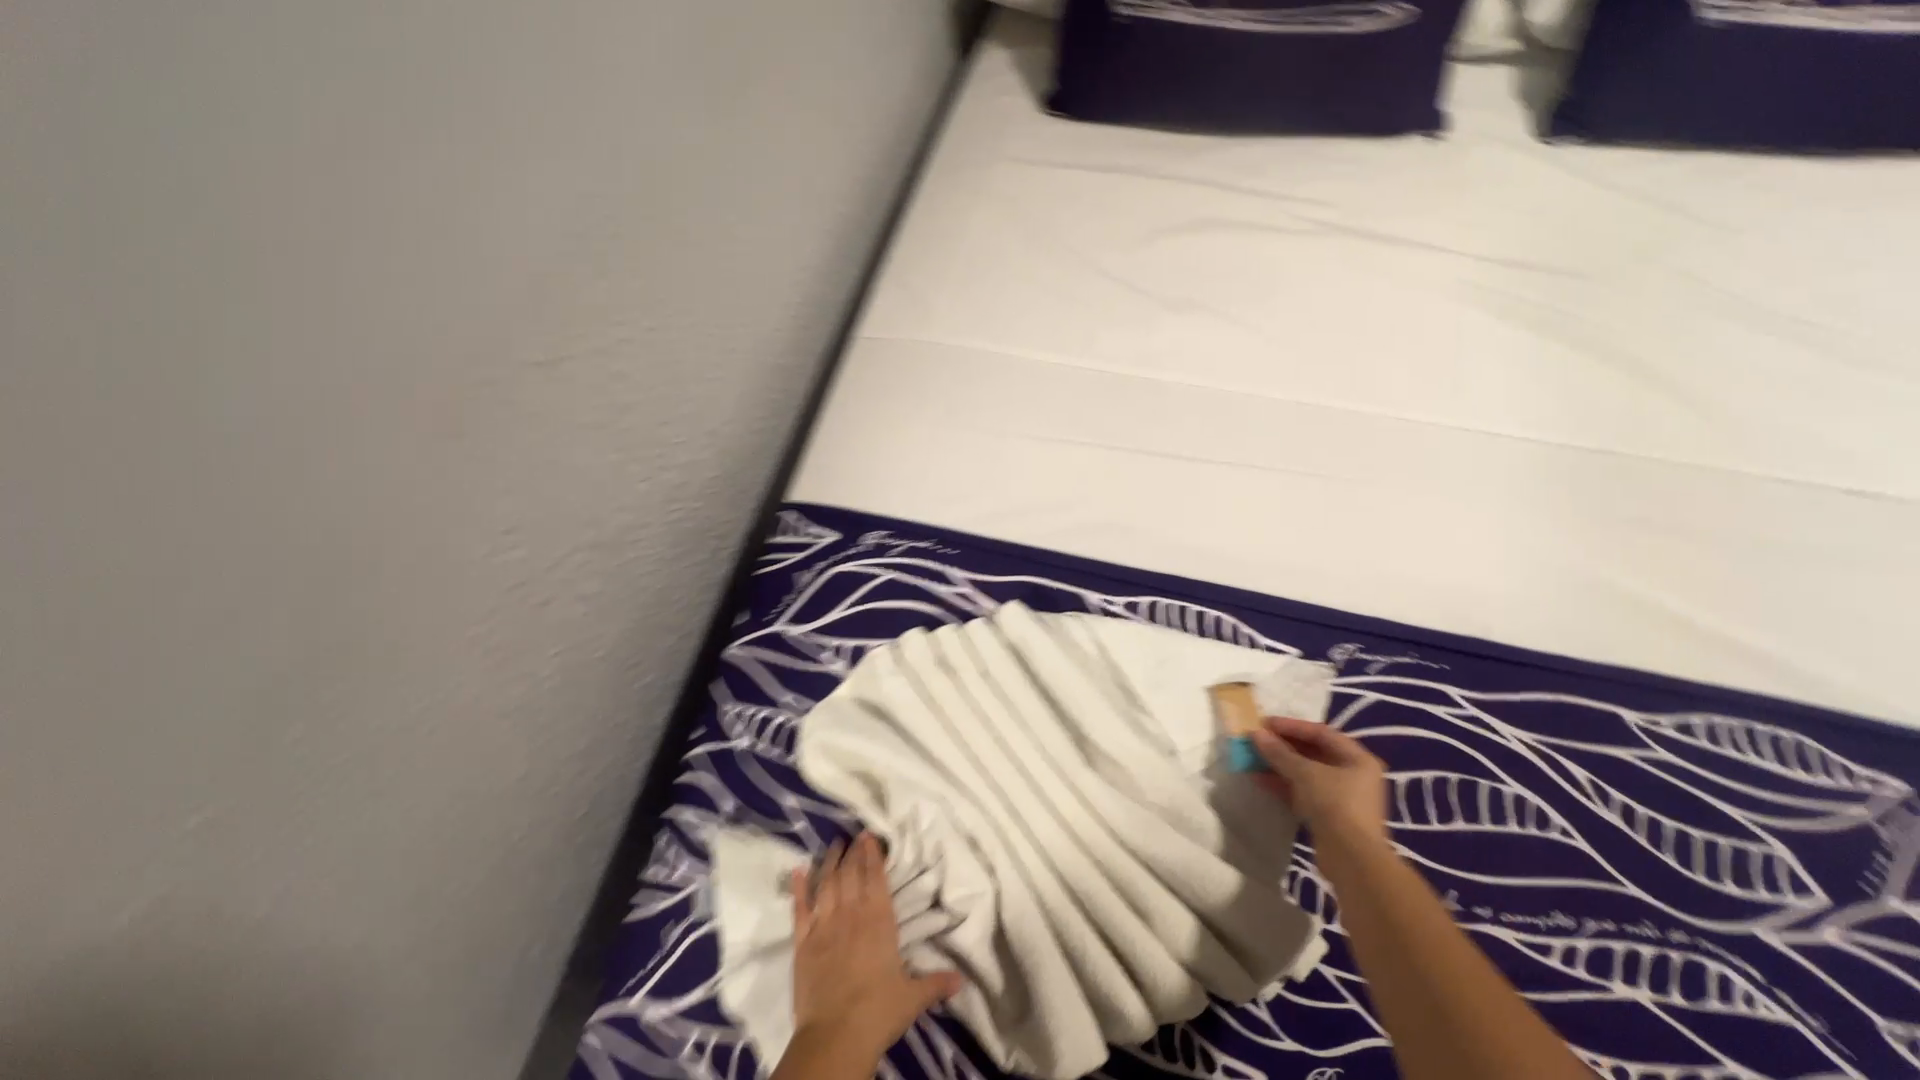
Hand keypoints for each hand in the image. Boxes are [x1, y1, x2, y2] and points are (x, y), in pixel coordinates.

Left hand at [788, 833, 964, 1062]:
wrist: (835, 1035)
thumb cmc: (878, 1012)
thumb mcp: (913, 998)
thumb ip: (936, 983)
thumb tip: (961, 980)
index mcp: (880, 922)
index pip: (876, 880)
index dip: (874, 856)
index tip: (871, 837)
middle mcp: (851, 916)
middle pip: (850, 875)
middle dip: (853, 853)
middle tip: (854, 836)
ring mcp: (823, 927)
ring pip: (826, 885)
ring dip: (830, 862)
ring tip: (834, 846)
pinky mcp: (802, 943)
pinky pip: (799, 909)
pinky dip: (798, 888)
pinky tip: (797, 871)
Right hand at [1252, 715, 1388, 844]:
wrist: (1351, 859)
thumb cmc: (1335, 804)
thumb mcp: (1305, 773)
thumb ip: (1280, 753)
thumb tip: (1256, 734)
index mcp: (1358, 759)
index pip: (1322, 733)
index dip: (1292, 726)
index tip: (1265, 723)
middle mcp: (1353, 775)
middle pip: (1314, 753)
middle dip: (1283, 747)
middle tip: (1257, 740)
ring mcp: (1341, 797)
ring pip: (1306, 774)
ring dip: (1279, 766)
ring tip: (1252, 759)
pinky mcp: (1328, 816)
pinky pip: (1303, 792)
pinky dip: (1283, 785)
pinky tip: (1259, 780)